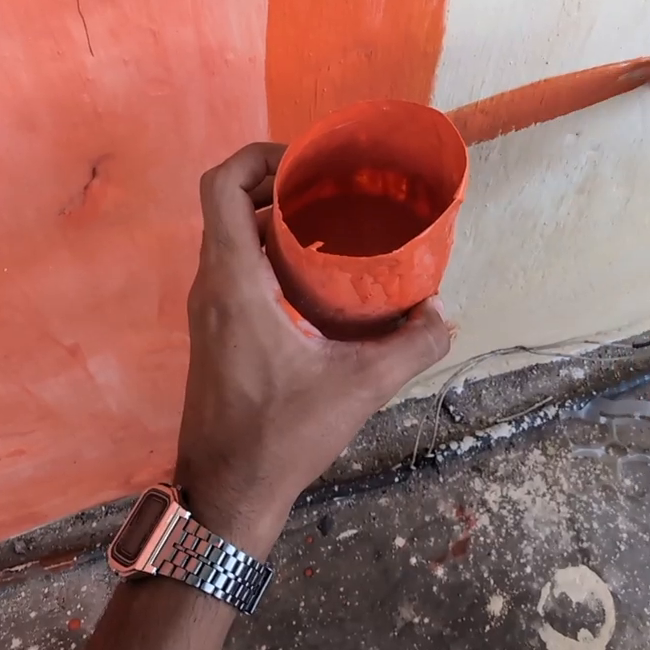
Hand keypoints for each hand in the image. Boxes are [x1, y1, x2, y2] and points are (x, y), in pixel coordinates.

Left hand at [174, 143, 453, 553]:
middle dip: (279, 183)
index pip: (221, 185)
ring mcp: (208, 308)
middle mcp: (211, 285)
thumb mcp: (360, 387)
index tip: (309, 162)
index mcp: (233, 282)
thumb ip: (412, 346)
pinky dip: (269, 250)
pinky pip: (236, 265)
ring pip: (231, 235)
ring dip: (273, 217)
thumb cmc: (282, 436)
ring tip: (332, 222)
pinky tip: (316, 274)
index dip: (259, 156)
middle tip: (335, 188)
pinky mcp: (215, 329)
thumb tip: (441, 312)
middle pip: (229, 203)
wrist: (226, 493)